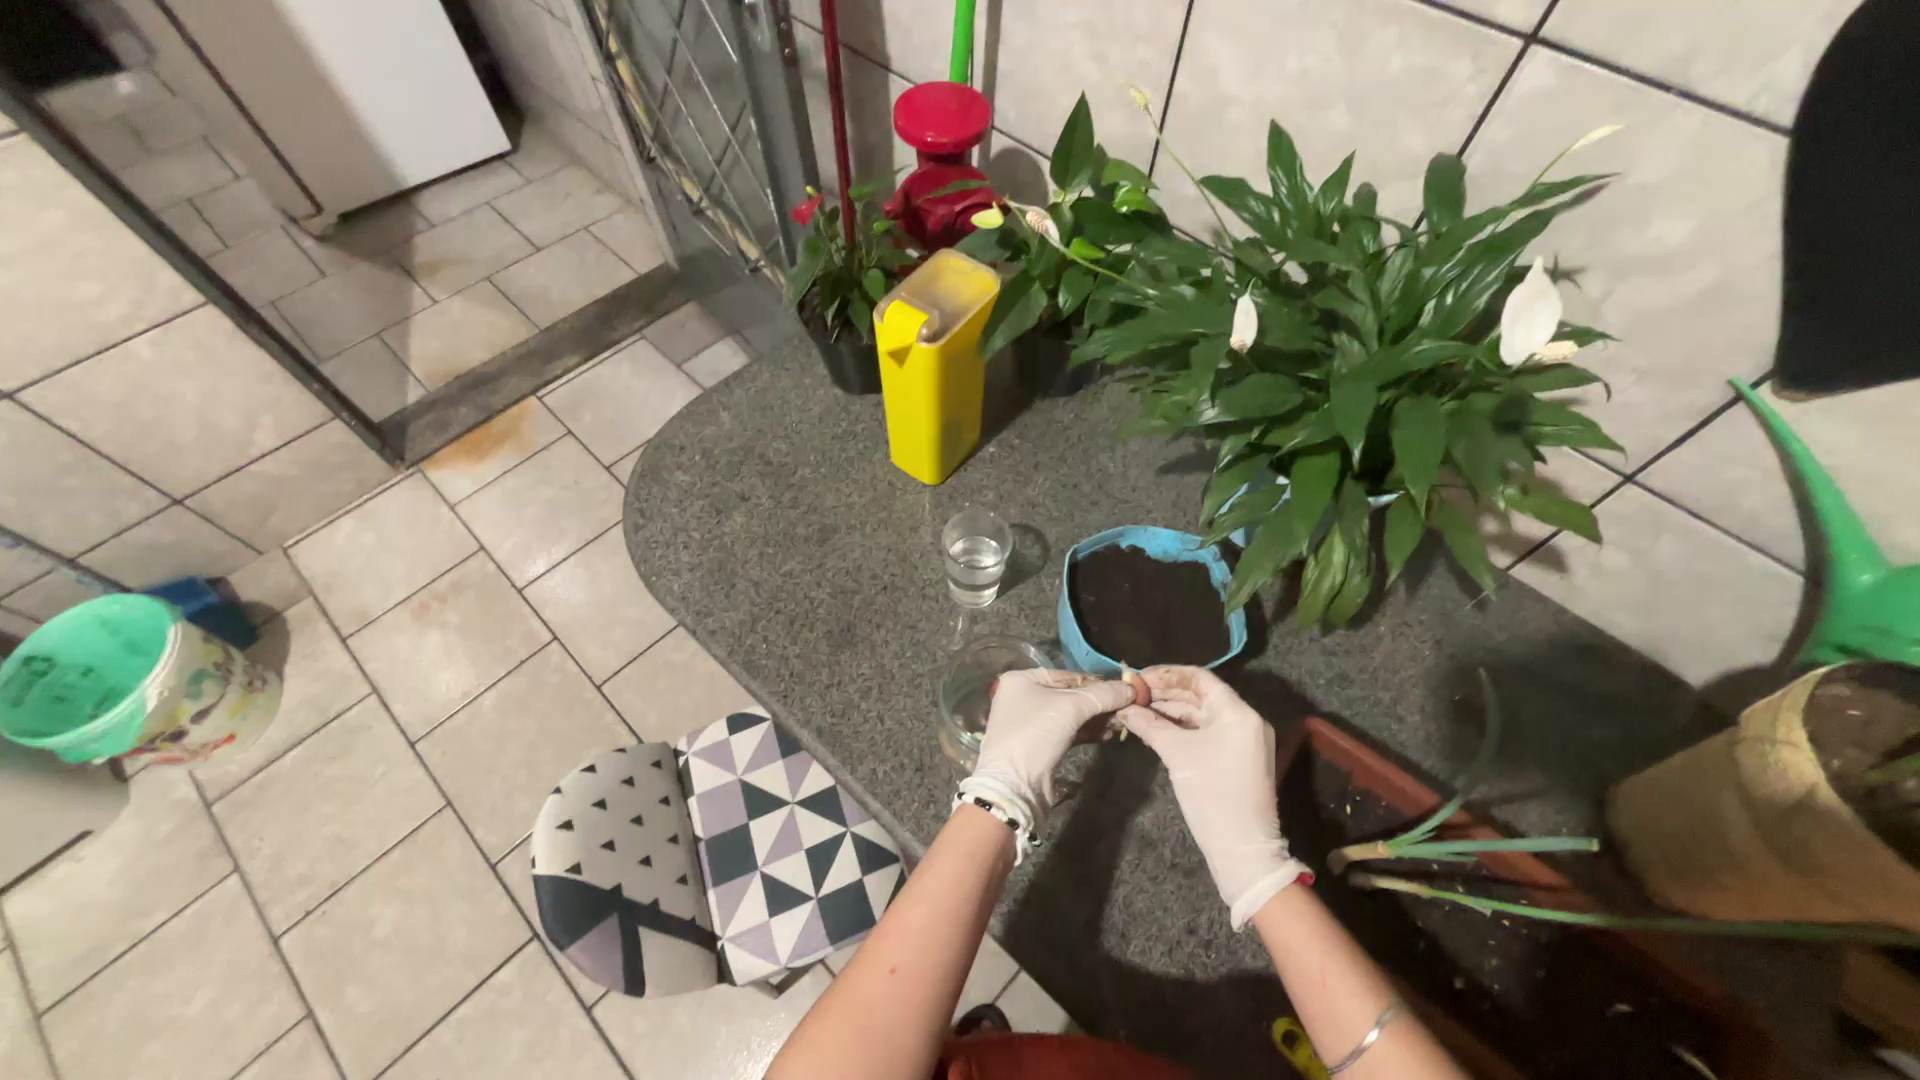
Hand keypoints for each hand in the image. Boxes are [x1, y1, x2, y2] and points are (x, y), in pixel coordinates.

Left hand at [968, 669, 1133, 826]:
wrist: (1014, 786)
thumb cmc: (1036, 734)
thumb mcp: (1071, 707)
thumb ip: (1103, 695)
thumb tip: (1132, 688)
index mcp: (1022, 679)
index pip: (1068, 675)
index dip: (1097, 682)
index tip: (1123, 689)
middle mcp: (1023, 697)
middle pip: (1070, 695)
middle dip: (1098, 703)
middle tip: (1125, 708)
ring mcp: (1030, 723)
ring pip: (1070, 715)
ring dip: (1096, 719)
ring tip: (1119, 723)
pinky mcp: (1039, 746)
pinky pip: (1068, 732)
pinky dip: (1086, 732)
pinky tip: (1106, 735)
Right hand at [1119, 665, 1309, 928]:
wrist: (1241, 847)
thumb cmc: (1212, 793)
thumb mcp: (1177, 754)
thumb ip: (1149, 724)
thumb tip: (1124, 708)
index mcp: (1237, 712)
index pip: (1200, 678)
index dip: (1167, 674)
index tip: (1138, 678)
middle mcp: (1244, 720)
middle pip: (1200, 695)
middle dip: (1165, 693)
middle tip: (1132, 694)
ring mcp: (1241, 740)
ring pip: (1200, 715)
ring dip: (1170, 711)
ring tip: (1136, 710)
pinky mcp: (1235, 757)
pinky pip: (1205, 732)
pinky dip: (1181, 729)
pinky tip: (1154, 728)